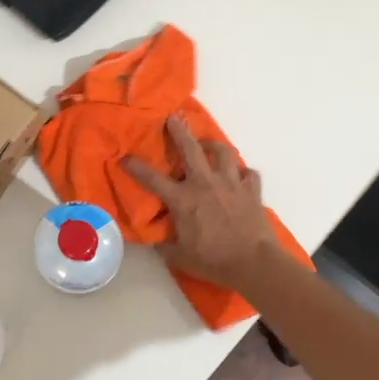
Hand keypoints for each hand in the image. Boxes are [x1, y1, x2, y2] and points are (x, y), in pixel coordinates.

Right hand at [122, 116, 279, 290]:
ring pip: (224, 152)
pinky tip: (239, 176)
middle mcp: (205, 184)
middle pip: (191, 149)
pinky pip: (248, 173)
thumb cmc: (213, 261)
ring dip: (214, 145)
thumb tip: (154, 240)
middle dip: (180, 131)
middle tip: (174, 117)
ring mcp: (231, 183)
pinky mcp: (251, 190)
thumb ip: (164, 245)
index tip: (125, 157)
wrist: (253, 262)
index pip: (152, 179)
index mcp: (183, 200)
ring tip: (209, 145)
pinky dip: (243, 172)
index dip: (136, 167)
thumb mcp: (180, 257)